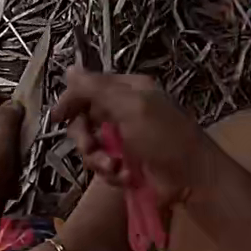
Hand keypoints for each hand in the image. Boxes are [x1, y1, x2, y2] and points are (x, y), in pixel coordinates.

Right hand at [51, 69, 217, 210]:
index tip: (57, 117)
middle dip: (85, 137)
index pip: (89, 87)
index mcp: (128, 90)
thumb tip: (70, 69)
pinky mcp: (126, 163)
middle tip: (90, 148)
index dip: (71, 100)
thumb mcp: (131, 107)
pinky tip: (126, 178)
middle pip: (85, 118)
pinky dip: (111, 173)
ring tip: (115, 169)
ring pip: (92, 145)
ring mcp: (125, 139)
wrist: (193, 182)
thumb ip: (98, 88)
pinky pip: (103, 165)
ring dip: (99, 160)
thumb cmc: (166, 138)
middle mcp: (124, 111)